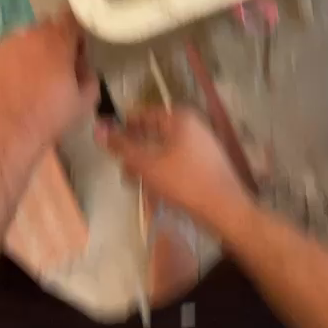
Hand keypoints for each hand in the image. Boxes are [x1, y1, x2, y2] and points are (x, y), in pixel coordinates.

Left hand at [0, 16, 97, 151]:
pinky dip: (12, 58)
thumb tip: (82, 65)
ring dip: (32, 49)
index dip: (76, 34)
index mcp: (58, 39)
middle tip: (55, 68)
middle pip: (48, 27)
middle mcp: (31, 32)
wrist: (6, 131)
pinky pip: (6, 49)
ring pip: (26, 37)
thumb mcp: (84, 100)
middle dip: (54, 42)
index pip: (72, 19)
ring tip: (30, 77)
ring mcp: (8, 40)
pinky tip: (12, 80)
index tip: (77, 53)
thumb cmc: (49, 116)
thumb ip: (90, 75)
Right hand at [98, 108, 250, 226]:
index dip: (124, 126)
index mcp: (180, 118)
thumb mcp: (148, 166)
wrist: (229, 212)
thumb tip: (98, 130)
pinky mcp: (208, 165)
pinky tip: (156, 191)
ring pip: (166, 149)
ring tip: (135, 183)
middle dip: (135, 150)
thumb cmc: (185, 184)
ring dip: (148, 164)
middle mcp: (193, 126)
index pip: (144, 114)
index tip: (109, 140)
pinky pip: (178, 161)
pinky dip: (164, 171)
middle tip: (121, 167)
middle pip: (155, 132)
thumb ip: (122, 148)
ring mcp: (203, 145)